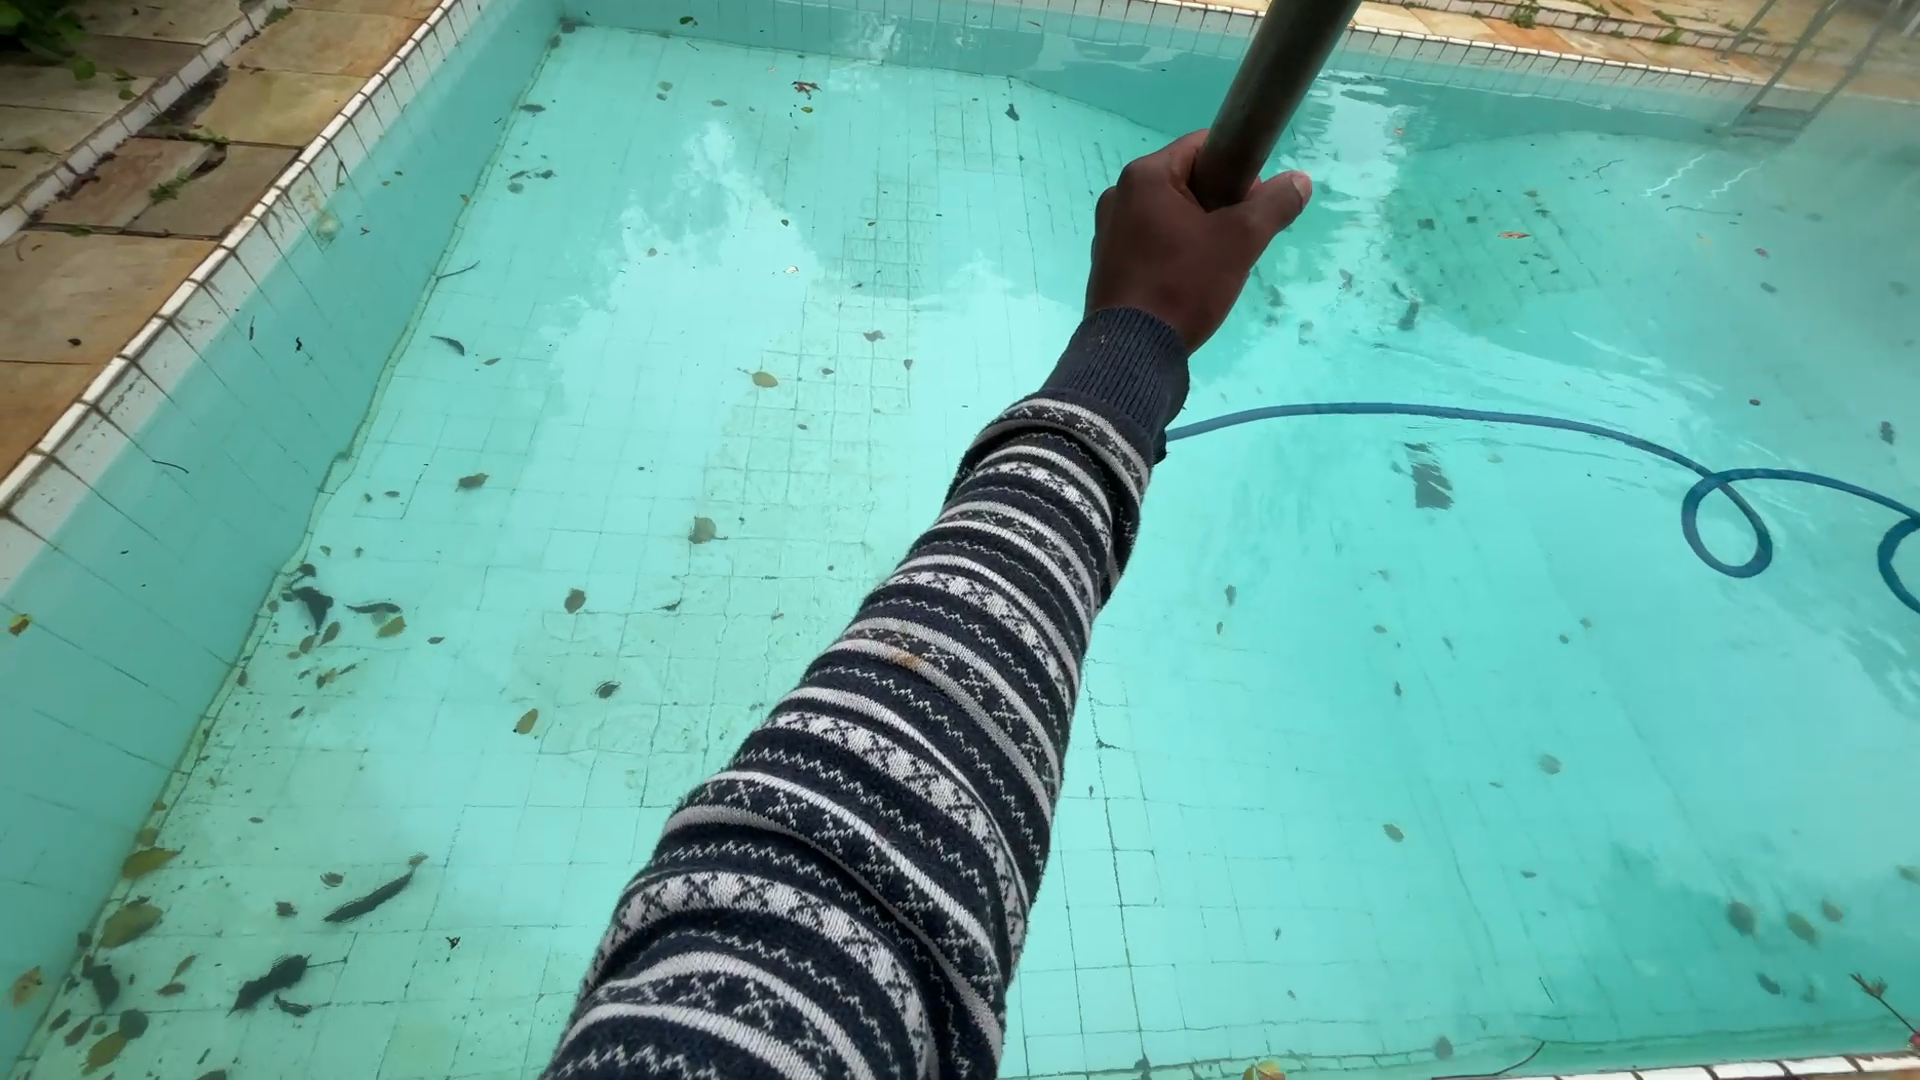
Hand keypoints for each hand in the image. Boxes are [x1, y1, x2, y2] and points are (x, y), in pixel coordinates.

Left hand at [1086, 131, 1312, 350]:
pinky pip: (1148, 249)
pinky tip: (1184, 286)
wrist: (1132, 351)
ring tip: (1211, 270)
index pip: (1203, 148)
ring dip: (1195, 236)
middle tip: (1236, 244)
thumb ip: (1274, 205)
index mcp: (1143, 176)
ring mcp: (1105, 235)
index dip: (1238, 170)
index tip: (1253, 205)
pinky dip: (1170, 259)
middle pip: (1185, 186)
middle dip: (1217, 209)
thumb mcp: (1240, 241)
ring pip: (1167, 220)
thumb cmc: (1183, 285)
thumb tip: (1299, 181)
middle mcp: (1116, 198)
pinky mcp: (1104, 269)